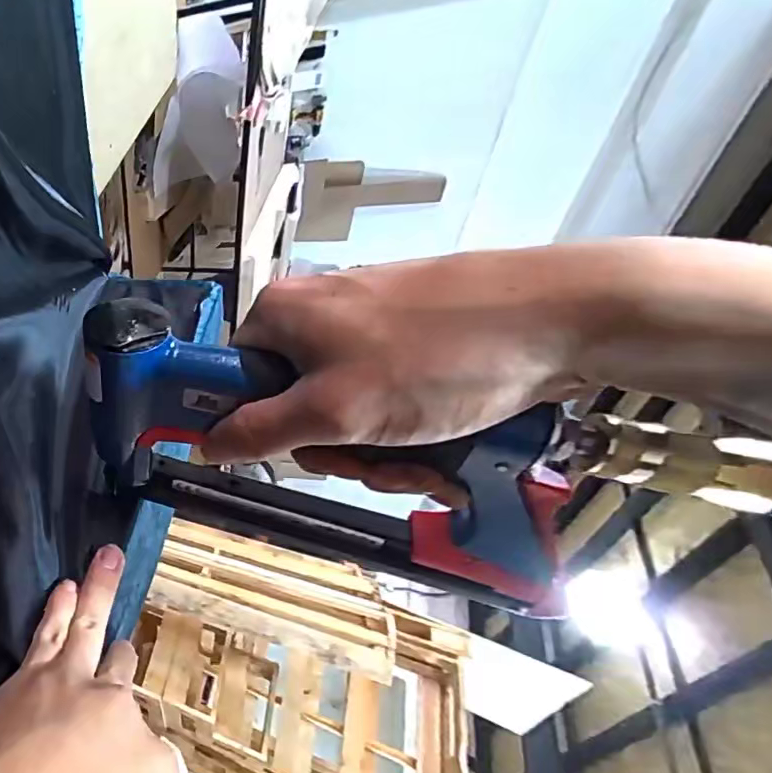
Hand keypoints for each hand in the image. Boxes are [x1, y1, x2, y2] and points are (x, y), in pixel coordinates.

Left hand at [0, 546, 184, 772]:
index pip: (157, 763)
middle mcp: (124, 720)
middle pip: (127, 684)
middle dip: (123, 672)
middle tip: (122, 655)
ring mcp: (77, 690)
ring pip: (95, 631)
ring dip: (101, 591)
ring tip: (108, 558)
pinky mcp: (32, 678)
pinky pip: (51, 632)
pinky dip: (60, 608)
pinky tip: (66, 588)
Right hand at [201, 258, 591, 500]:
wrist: (570, 314)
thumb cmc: (435, 360)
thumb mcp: (333, 411)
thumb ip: (257, 432)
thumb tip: (201, 444)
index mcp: (277, 315)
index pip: (233, 379)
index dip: (255, 423)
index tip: (297, 450)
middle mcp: (313, 311)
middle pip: (289, 400)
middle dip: (332, 445)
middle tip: (374, 461)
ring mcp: (364, 321)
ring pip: (339, 405)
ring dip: (373, 448)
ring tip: (420, 461)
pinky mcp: (409, 332)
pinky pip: (380, 393)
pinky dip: (402, 428)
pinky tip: (438, 446)